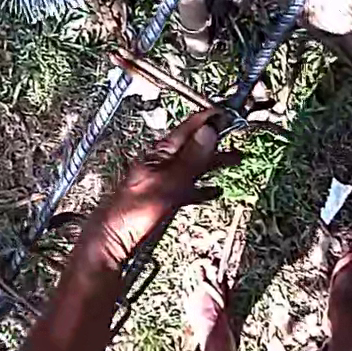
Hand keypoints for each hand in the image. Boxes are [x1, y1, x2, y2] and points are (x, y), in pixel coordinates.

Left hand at [79, 110, 237, 268]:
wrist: (114, 238)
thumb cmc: (134, 212)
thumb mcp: (168, 183)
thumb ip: (189, 159)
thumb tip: (208, 131)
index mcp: (160, 155)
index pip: (187, 130)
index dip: (207, 119)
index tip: (227, 112)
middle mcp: (161, 165)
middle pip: (193, 148)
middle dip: (216, 140)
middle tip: (237, 133)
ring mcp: (162, 181)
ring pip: (194, 167)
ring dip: (214, 162)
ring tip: (235, 160)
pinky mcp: (163, 199)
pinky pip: (188, 189)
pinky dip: (203, 188)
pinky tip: (215, 190)